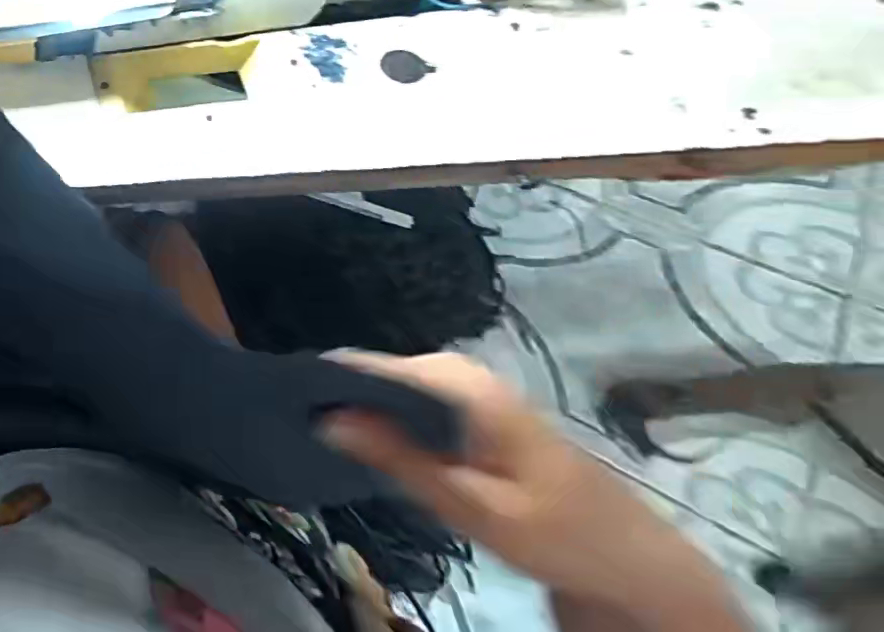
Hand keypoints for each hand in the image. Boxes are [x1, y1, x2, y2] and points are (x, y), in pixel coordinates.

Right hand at [321, 352, 743, 626]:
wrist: (639, 564)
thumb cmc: (561, 534)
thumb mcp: (475, 506)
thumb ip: (398, 458)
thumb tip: (322, 419)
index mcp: (457, 382)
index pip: (365, 366)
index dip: (325, 385)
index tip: (290, 410)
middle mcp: (454, 369)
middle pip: (372, 374)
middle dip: (342, 402)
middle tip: (314, 440)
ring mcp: (460, 384)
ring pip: (385, 389)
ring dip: (362, 414)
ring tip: (335, 445)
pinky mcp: (464, 403)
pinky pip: (405, 400)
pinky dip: (386, 421)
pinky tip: (377, 449)